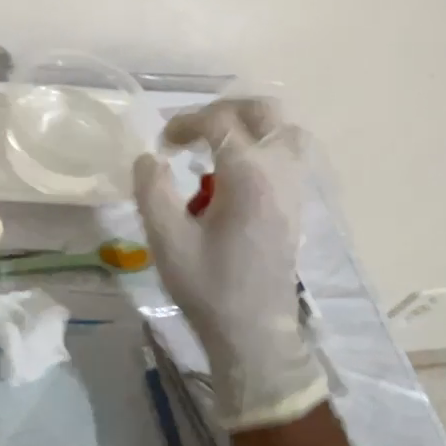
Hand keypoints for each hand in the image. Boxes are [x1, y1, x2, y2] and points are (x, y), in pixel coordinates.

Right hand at [133, 98, 328, 430]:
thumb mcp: (166, 240)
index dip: (185, 122)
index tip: (162, 144)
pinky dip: (261, 149)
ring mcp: (294, 188)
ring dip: (248, 129)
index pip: (219, 122)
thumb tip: (148, 158)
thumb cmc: (209, 288)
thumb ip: (152, 190)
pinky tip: (232, 178)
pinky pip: (287, 155)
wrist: (255, 333)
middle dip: (222, 112)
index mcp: (249, 176)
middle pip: (262, 112)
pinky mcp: (296, 205)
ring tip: (215, 150)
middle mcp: (279, 172)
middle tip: (192, 135)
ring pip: (282, 131)